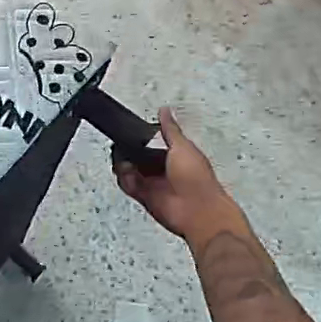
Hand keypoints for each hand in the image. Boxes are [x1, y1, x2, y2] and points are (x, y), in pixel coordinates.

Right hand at [113, 107, 238, 241]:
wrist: (198, 211)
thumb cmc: (198, 179)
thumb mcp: (182, 146)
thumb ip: (170, 129)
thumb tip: (164, 111)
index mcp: (176, 157)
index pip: (152, 145)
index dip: (140, 139)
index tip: (130, 134)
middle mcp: (164, 171)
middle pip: (138, 158)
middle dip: (127, 152)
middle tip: (122, 148)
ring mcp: (155, 185)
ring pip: (130, 171)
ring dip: (124, 165)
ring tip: (125, 162)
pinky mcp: (146, 197)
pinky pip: (128, 186)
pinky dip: (124, 179)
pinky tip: (127, 174)